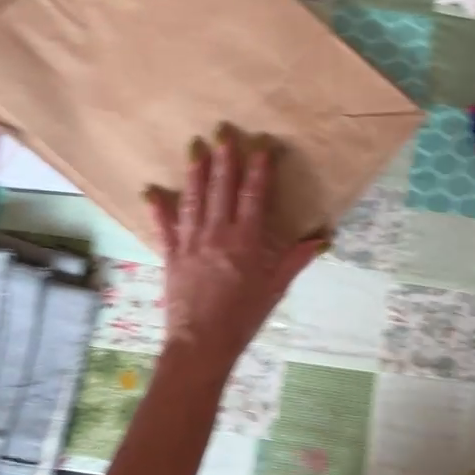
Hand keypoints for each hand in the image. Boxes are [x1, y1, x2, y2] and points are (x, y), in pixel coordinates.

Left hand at [144, 126, 326, 370]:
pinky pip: (165, 227)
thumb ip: (295, 259)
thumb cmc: (244, 318)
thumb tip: (322, 237)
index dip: (258, 168)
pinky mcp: (171, 255)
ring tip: (196, 147)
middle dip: (224, 158)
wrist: (201, 345)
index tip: (261, 144)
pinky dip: (158, 208)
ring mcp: (191, 242)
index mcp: (246, 241)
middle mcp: (218, 234)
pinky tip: (151, 190)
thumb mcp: (275, 288)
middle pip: (222, 188)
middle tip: (224, 130)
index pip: (254, 195)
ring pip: (194, 199)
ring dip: (196, 172)